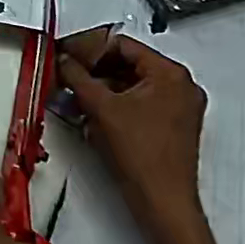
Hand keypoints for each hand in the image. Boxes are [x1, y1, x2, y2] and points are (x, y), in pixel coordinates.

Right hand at [55, 35, 205, 239]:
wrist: (160, 199)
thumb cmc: (138, 151)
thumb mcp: (99, 106)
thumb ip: (77, 75)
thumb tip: (63, 60)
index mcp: (170, 74)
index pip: (122, 45)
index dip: (89, 48)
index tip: (66, 54)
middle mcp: (181, 86)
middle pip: (128, 63)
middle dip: (94, 69)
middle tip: (67, 73)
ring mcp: (180, 107)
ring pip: (132, 83)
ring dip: (102, 86)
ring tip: (75, 93)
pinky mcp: (173, 125)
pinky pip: (140, 101)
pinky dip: (115, 101)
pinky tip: (92, 111)